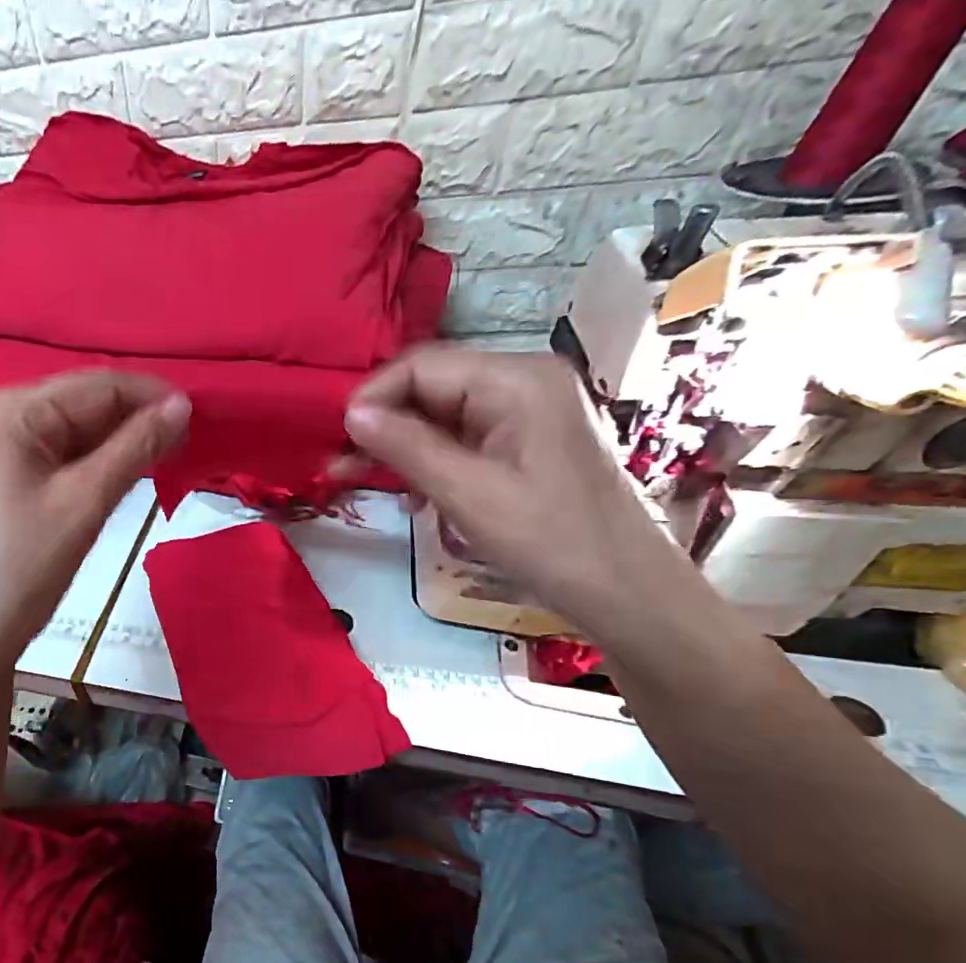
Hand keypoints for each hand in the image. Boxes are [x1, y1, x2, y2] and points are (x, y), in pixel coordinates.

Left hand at [0, 371, 189, 662]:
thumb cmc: (25, 564)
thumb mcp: (87, 500)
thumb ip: (137, 446)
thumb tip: (184, 405)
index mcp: (14, 408)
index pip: (99, 384)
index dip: (153, 396)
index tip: (203, 416)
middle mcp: (6, 413)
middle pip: (90, 402)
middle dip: (141, 418)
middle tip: (193, 440)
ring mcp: (8, 444)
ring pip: (84, 428)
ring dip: (128, 440)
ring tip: (174, 455)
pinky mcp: (16, 474)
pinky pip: (71, 452)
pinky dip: (106, 460)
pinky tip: (137, 470)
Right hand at [341, 346, 665, 622]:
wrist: (628, 593)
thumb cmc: (551, 542)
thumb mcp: (469, 495)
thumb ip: (407, 447)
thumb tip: (352, 413)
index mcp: (518, 379)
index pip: (423, 366)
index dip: (374, 398)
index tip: (337, 441)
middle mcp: (527, 379)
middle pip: (435, 387)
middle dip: (387, 425)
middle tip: (341, 467)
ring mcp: (533, 410)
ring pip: (449, 414)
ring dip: (408, 446)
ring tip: (371, 483)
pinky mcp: (533, 440)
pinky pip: (471, 437)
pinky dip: (438, 460)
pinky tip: (418, 492)